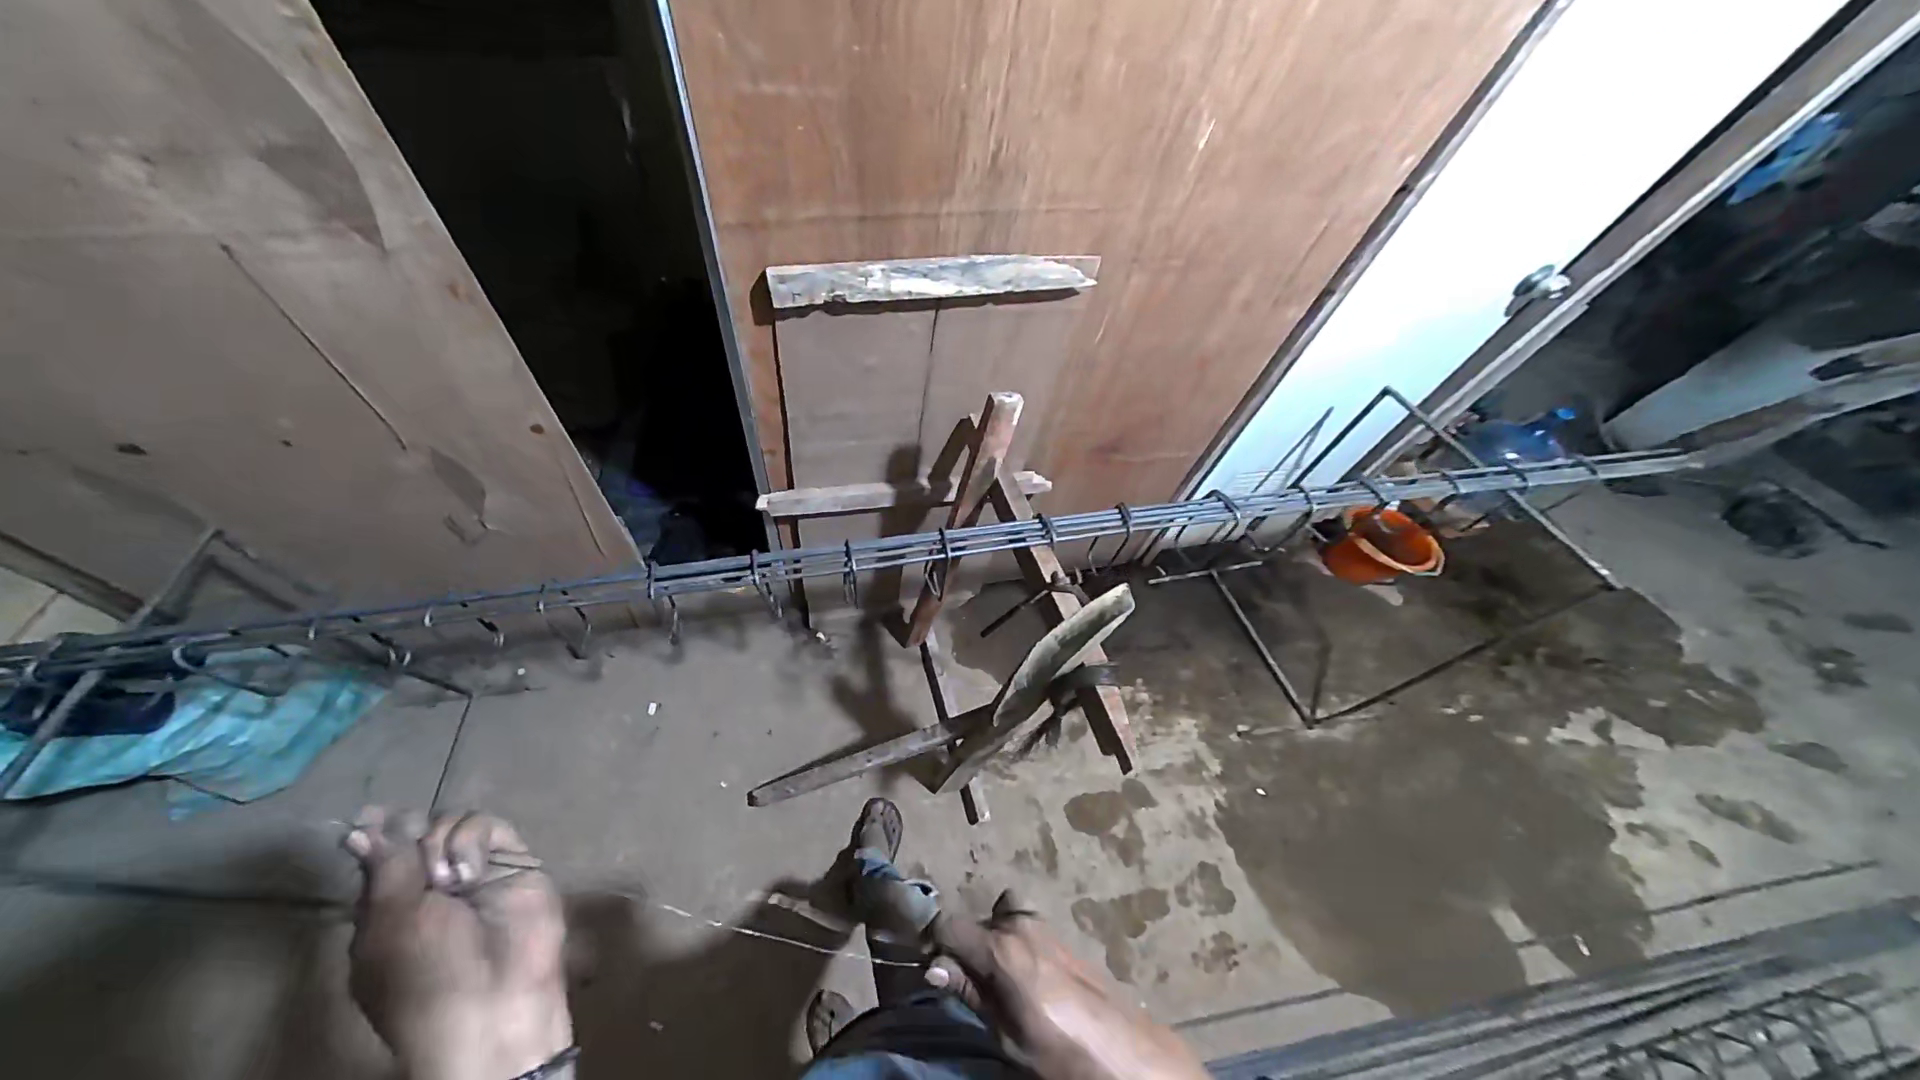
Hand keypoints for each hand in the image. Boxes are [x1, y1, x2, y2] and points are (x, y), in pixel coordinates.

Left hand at [344, 808, 572, 1079]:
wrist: (494, 995)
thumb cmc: (425, 973)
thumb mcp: (391, 923)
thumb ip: (385, 867)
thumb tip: (359, 824)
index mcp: (391, 905)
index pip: (385, 853)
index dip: (380, 832)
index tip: (370, 813)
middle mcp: (433, 883)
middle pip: (422, 828)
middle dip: (416, 837)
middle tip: (420, 869)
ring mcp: (477, 870)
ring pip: (457, 821)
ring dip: (445, 842)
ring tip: (450, 879)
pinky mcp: (515, 862)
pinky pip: (492, 826)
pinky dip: (476, 840)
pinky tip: (472, 872)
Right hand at [926, 891, 1208, 1079]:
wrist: (1123, 1051)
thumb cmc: (1058, 1050)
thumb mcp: (1005, 1033)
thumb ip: (970, 991)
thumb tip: (933, 966)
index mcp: (1000, 946)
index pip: (947, 924)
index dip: (933, 943)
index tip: (932, 969)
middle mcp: (1019, 923)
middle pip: (976, 921)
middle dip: (966, 946)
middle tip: (969, 984)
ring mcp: (1043, 924)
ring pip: (1002, 916)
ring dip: (994, 938)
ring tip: (1000, 980)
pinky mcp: (1060, 932)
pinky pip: (1025, 923)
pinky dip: (1016, 940)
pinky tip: (1026, 977)